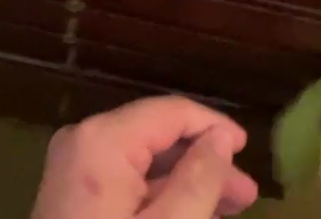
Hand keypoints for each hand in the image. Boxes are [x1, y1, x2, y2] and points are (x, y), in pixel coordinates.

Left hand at [30, 96, 260, 218]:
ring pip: (143, 161)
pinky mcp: (72, 196)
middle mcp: (84, 140)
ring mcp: (74, 168)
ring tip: (229, 207)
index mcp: (103, 139)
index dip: (213, 126)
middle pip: (157, 136)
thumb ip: (199, 180)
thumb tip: (221, 137)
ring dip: (186, 181)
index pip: (170, 112)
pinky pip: (125, 181)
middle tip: (246, 194)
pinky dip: (159, 196)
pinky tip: (190, 214)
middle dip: (204, 161)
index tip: (248, 150)